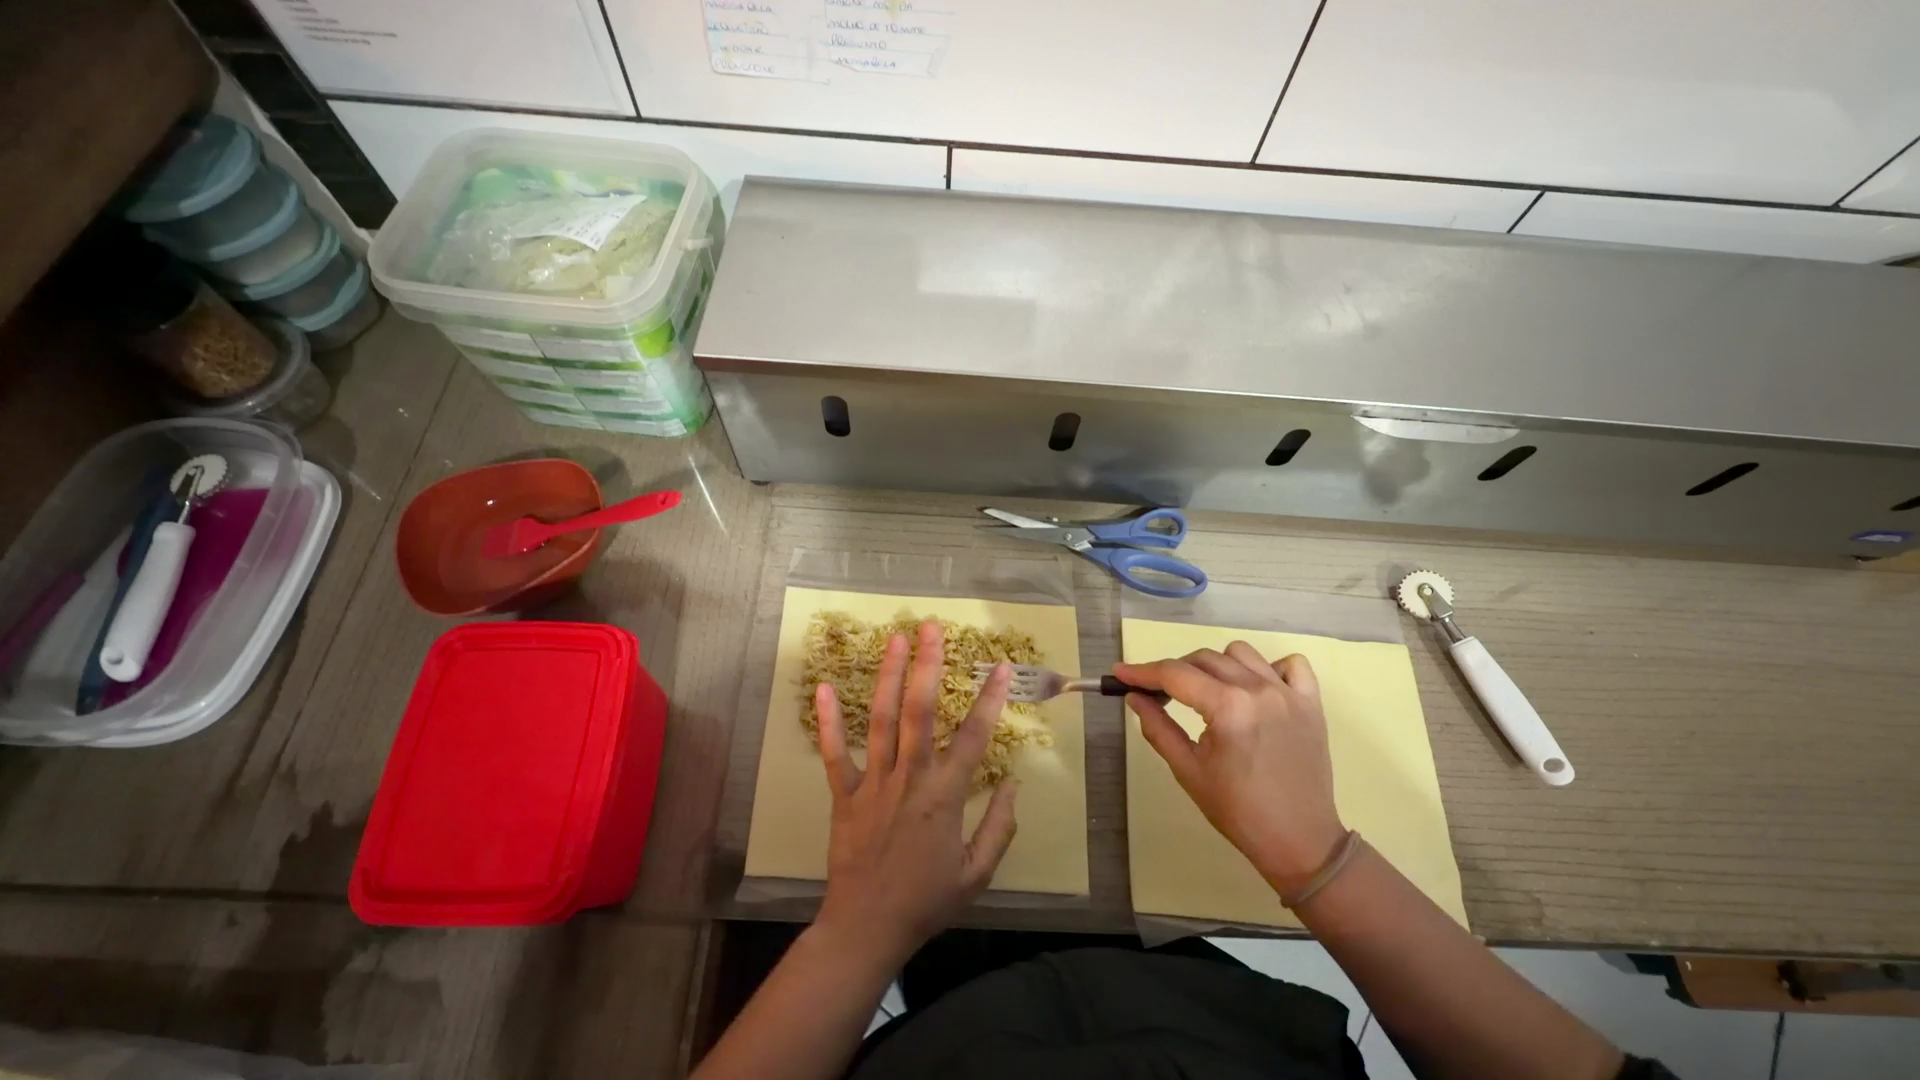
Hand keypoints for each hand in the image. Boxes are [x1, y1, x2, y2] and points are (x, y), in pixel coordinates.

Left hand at [813, 620, 1018, 965]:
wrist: (867, 926)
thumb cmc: (927, 901)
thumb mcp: (978, 872)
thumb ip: (1000, 826)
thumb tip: (1014, 783)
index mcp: (945, 797)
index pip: (973, 738)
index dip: (990, 699)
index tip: (1000, 666)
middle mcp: (910, 779)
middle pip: (919, 712)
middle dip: (927, 666)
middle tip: (931, 628)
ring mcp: (873, 784)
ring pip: (880, 720)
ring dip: (887, 676)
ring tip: (894, 639)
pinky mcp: (844, 795)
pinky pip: (834, 753)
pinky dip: (828, 721)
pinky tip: (822, 687)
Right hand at [1116, 645, 1346, 895]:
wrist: (1298, 839)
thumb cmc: (1237, 811)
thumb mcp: (1188, 770)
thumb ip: (1158, 728)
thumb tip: (1134, 697)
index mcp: (1228, 708)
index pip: (1175, 675)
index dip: (1142, 672)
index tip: (1121, 673)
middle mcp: (1258, 690)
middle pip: (1204, 659)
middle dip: (1173, 671)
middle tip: (1157, 693)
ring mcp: (1289, 693)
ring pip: (1241, 654)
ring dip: (1215, 665)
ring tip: (1207, 692)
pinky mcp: (1311, 703)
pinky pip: (1290, 665)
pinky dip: (1268, 668)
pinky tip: (1254, 689)